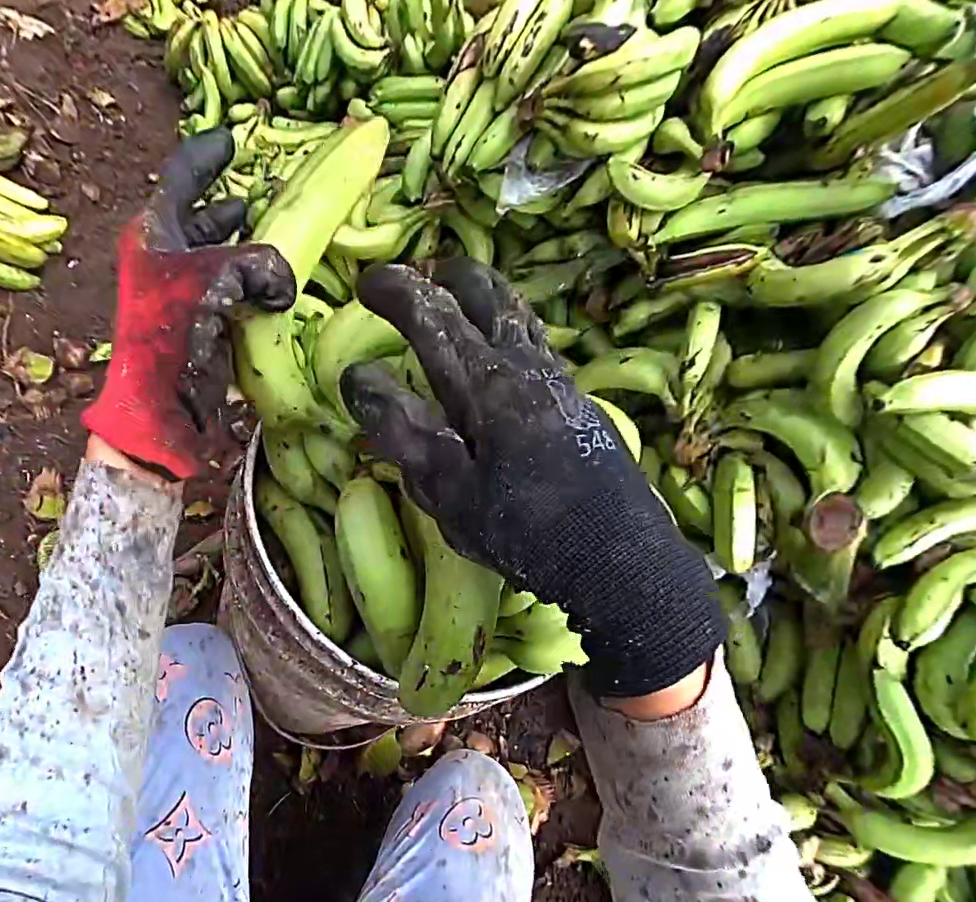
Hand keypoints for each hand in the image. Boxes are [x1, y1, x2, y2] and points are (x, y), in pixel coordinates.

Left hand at [80, 129, 295, 478]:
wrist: (159, 411)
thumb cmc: (173, 335)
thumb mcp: (216, 275)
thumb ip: (259, 260)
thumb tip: (282, 281)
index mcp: (153, 235)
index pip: (180, 177)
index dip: (207, 155)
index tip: (231, 141)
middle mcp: (162, 263)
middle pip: (197, 221)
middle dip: (227, 210)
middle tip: (261, 197)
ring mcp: (179, 301)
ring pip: (215, 261)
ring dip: (242, 251)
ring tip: (273, 239)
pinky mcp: (197, 333)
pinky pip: (228, 298)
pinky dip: (250, 290)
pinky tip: (273, 290)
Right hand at [342, 259, 723, 699]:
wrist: (617, 557)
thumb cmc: (521, 532)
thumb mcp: (448, 494)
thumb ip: (403, 432)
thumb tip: (357, 378)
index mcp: (488, 389)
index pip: (434, 322)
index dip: (397, 294)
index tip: (366, 282)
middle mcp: (525, 370)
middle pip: (487, 301)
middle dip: (447, 278)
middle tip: (420, 271)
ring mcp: (557, 382)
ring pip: (519, 315)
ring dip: (485, 293)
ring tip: (462, 286)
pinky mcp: (575, 402)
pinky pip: (537, 340)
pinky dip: (511, 321)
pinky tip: (506, 340)